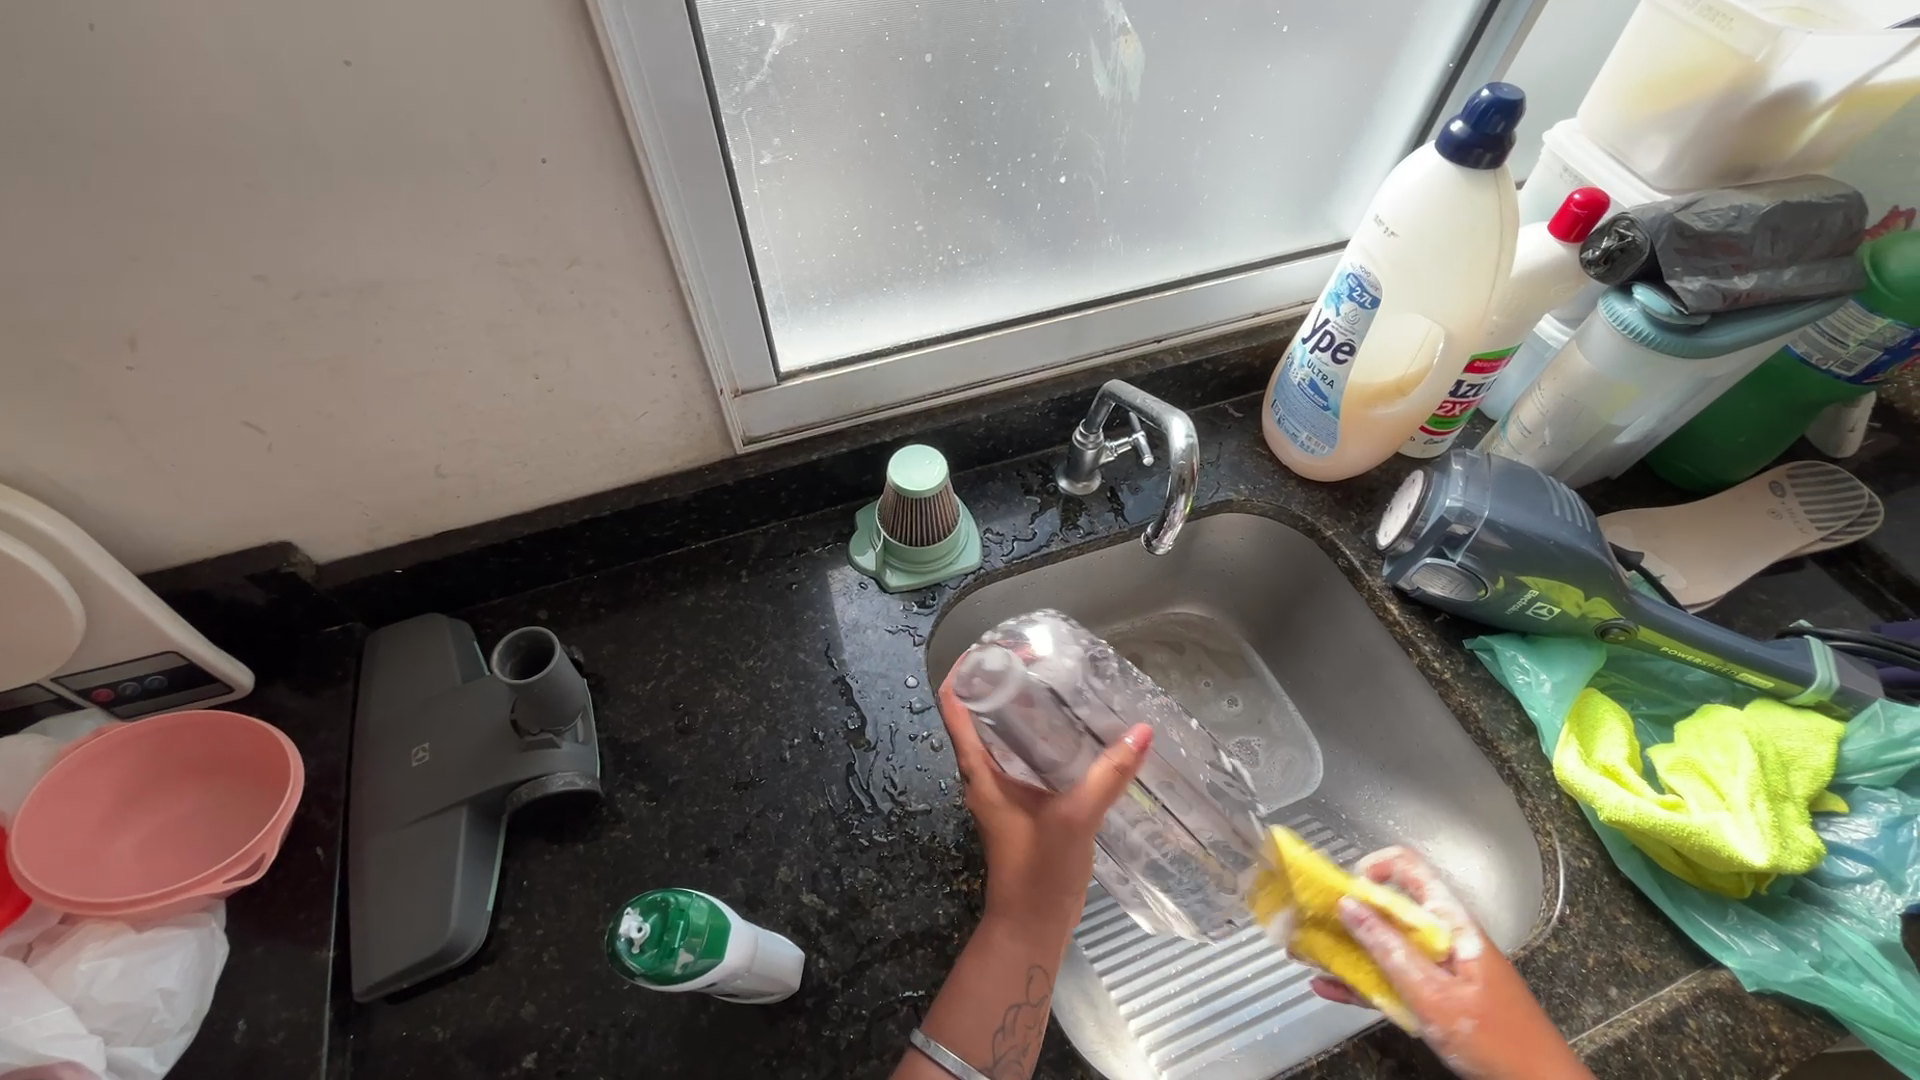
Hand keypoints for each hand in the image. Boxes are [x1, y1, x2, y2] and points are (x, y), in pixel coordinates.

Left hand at [937, 665, 1152, 944]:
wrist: (1030, 926)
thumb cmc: (1038, 872)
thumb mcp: (1075, 818)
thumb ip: (1108, 775)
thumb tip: (1142, 732)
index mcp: (979, 770)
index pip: (954, 706)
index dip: (965, 671)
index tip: (992, 647)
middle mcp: (982, 773)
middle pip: (974, 713)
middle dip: (998, 681)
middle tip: (1034, 658)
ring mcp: (998, 789)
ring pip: (997, 735)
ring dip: (1015, 707)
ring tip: (1051, 682)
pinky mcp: (1017, 803)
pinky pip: (1017, 756)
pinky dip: (1033, 735)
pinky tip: (1067, 732)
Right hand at [1309, 847, 1592, 1079]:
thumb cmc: (1498, 1041)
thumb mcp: (1433, 995)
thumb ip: (1388, 949)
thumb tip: (1348, 904)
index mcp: (1450, 924)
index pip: (1410, 869)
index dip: (1375, 867)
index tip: (1347, 888)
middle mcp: (1442, 938)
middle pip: (1388, 910)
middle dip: (1347, 914)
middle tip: (1312, 921)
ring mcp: (1437, 968)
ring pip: (1384, 946)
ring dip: (1346, 950)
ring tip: (1308, 952)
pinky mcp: (1434, 996)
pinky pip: (1391, 980)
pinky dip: (1361, 983)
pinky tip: (1328, 988)